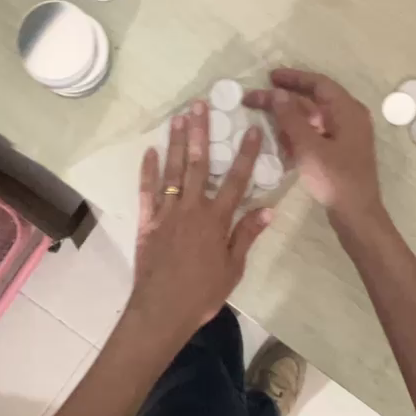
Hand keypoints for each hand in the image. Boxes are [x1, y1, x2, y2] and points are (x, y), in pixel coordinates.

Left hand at [125, 101, 273, 341]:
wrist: (162, 310)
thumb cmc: (203, 294)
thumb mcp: (233, 268)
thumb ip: (247, 235)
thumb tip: (268, 209)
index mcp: (216, 220)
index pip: (236, 180)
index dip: (245, 154)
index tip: (250, 129)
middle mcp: (192, 209)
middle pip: (199, 164)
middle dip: (201, 132)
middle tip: (201, 105)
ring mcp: (167, 214)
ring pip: (172, 171)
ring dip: (176, 142)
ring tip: (178, 117)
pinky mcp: (146, 222)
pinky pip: (147, 192)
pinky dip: (148, 171)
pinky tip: (150, 151)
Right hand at [245, 69, 384, 223]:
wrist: (356, 214)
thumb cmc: (335, 178)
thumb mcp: (308, 146)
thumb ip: (291, 117)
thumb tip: (276, 93)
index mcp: (347, 110)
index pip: (318, 84)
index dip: (293, 78)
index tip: (268, 77)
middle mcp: (349, 118)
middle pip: (314, 100)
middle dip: (284, 99)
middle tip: (256, 98)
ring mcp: (346, 136)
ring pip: (313, 118)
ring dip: (289, 117)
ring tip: (263, 118)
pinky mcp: (340, 152)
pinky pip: (316, 134)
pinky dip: (297, 134)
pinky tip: (279, 140)